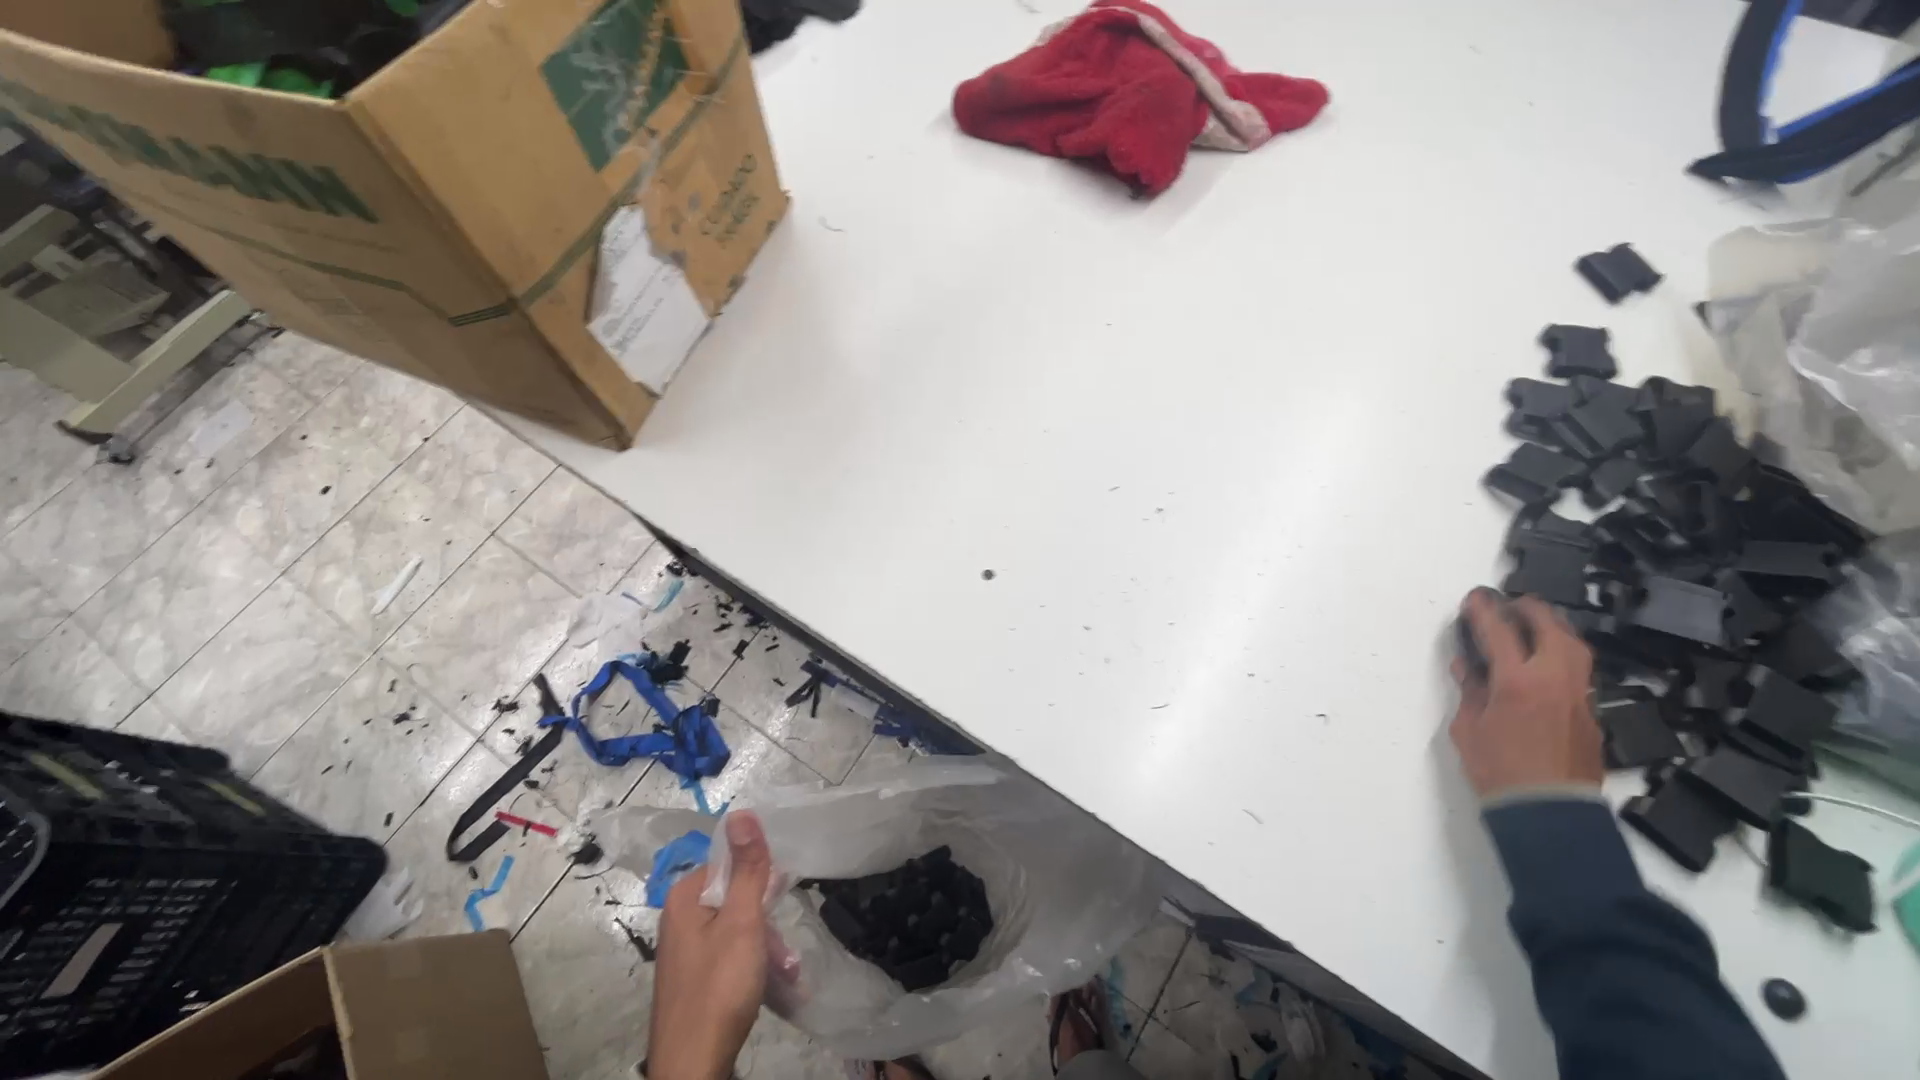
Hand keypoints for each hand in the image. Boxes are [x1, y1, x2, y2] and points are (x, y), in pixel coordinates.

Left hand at [649, 812, 774, 1079]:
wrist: (692, 1065)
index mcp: (686, 896)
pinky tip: (773, 983)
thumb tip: (743, 811)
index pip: (730, 861)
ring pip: (738, 927)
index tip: (783, 894)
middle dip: (766, 918)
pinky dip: (753, 964)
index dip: (760, 875)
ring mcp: (687, 949)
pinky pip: (731, 954)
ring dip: (766, 946)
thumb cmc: (719, 987)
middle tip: (784, 948)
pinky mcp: (695, 976)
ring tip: (786, 971)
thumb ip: (747, 868)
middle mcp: (681, 916)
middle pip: (736, 895)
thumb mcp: (742, 921)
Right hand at [1450, 589, 1603, 799]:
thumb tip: (1469, 669)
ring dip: (1553, 628)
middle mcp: (1555, 680)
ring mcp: (1578, 695)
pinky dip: (1562, 656)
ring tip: (1534, 624)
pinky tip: (1546, 663)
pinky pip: (1578, 671)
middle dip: (1527, 610)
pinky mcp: (1590, 713)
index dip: (1484, 611)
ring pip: (1574, 646)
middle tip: (1509, 604)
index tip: (1474, 599)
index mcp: (1518, 682)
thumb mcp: (1469, 729)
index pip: (1499, 632)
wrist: (1548, 811)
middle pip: (1548, 627)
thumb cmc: (1498, 770)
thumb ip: (1471, 693)